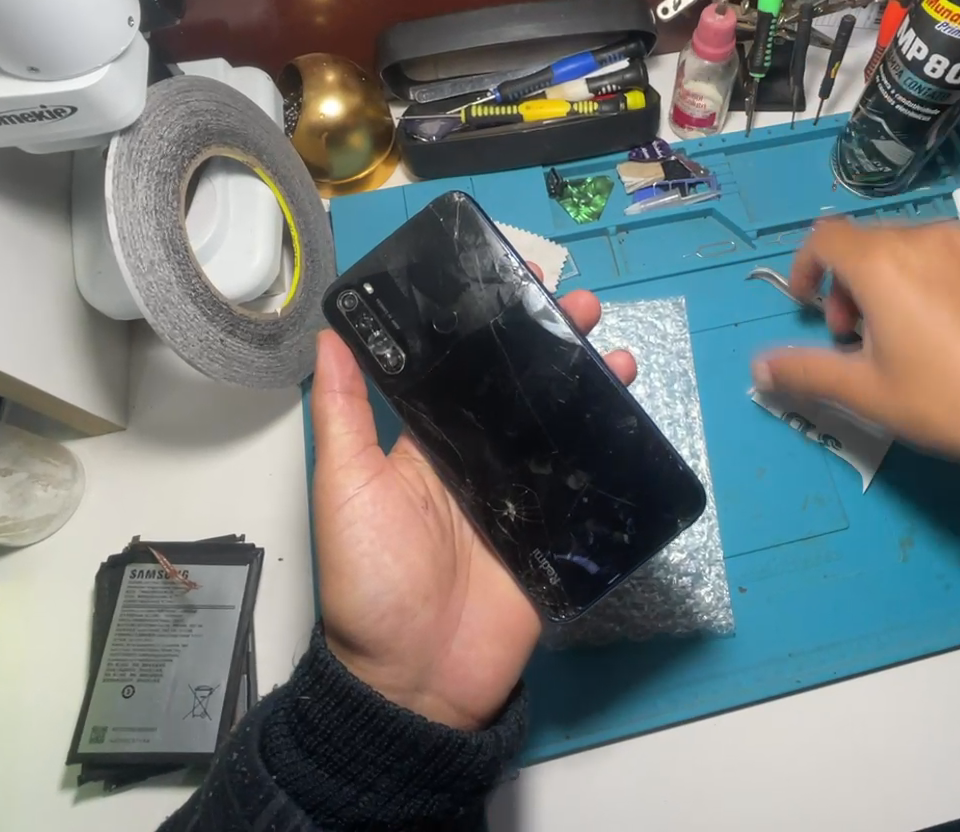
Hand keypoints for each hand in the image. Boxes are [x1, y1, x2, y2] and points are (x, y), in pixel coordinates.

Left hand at [310, 286, 635, 729]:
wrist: (415, 676)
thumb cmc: (372, 577)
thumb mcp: (346, 486)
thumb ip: (344, 413)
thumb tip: (329, 333)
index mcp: (432, 440)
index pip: (467, 369)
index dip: (493, 327)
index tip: (519, 284)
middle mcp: (480, 457)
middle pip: (524, 389)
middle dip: (554, 344)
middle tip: (583, 307)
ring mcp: (522, 493)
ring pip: (562, 425)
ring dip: (589, 386)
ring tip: (615, 352)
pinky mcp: (554, 530)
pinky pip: (587, 480)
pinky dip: (611, 447)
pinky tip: (630, 412)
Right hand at [752, 219, 959, 511]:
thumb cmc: (951, 404)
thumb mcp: (867, 393)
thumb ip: (804, 372)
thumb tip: (757, 368)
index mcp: (885, 261)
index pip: (824, 238)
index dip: (804, 268)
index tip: (806, 306)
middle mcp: (930, 237)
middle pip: (868, 244)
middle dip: (847, 286)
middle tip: (857, 338)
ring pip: (913, 250)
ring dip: (890, 283)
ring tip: (907, 337)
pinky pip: (956, 259)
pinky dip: (934, 283)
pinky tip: (957, 334)